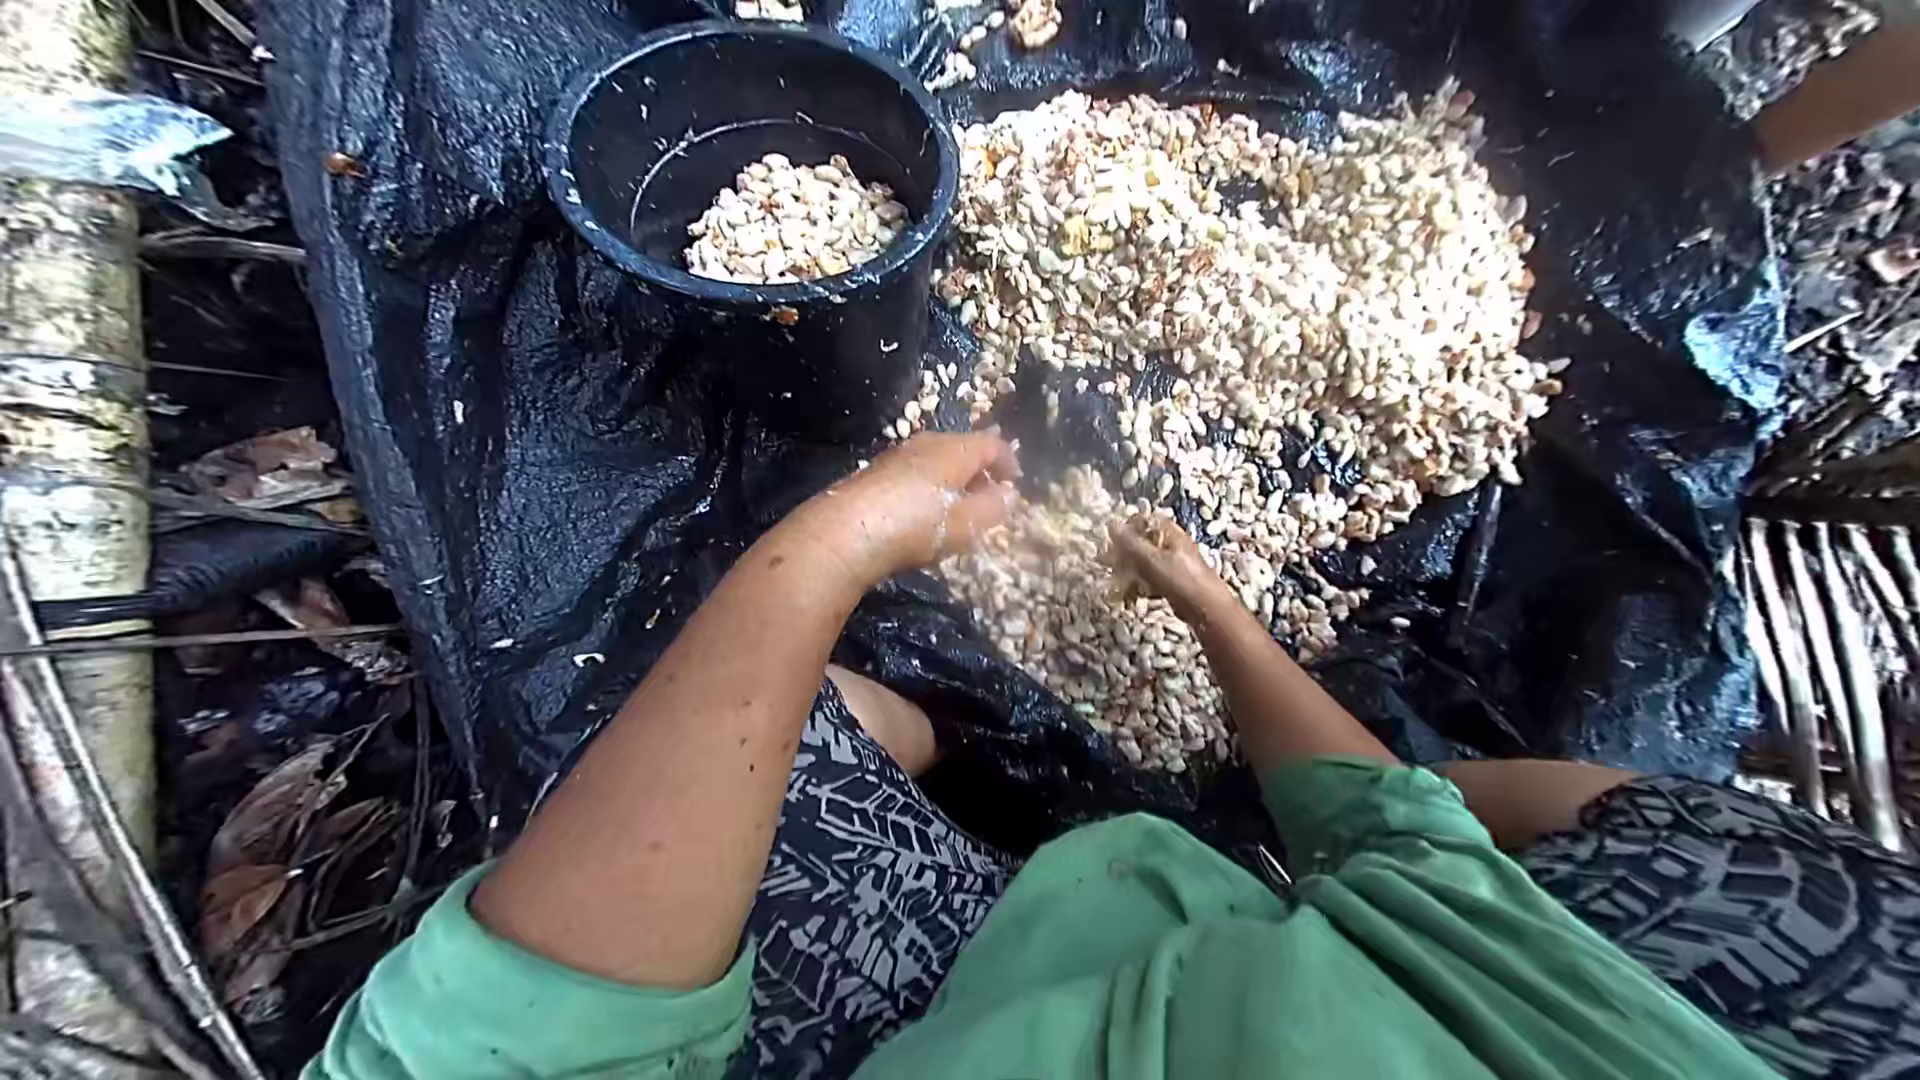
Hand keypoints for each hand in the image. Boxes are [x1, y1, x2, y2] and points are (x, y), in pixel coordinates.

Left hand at [785, 430, 1020, 588]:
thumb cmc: (917, 525)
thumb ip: (993, 506)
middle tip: (990, 493)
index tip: (1015, 483)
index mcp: (955, 449)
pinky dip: (931, 485)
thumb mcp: (966, 523)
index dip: (1008, 462)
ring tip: (959, 504)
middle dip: (981, 469)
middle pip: (963, 447)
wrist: (845, 532)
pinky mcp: (875, 473)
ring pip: (937, 459)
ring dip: (954, 478)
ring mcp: (898, 455)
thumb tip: (1009, 492)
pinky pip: (916, 472)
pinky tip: (924, 509)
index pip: (992, 444)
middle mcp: (927, 443)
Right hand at [1107, 513, 1236, 627]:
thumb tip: (1112, 524)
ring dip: (1131, 569)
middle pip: (1143, 541)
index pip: (1144, 520)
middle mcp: (1172, 544)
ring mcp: (1174, 563)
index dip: (1126, 528)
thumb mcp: (1152, 559)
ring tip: (1122, 579)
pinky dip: (1142, 582)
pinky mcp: (1173, 581)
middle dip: (1126, 552)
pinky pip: (1152, 577)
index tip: (1113, 542)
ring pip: (1145, 560)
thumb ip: (1131, 542)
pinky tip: (1136, 591)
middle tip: (1114, 564)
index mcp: (1170, 533)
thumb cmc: (1180, 580)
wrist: (1206, 609)